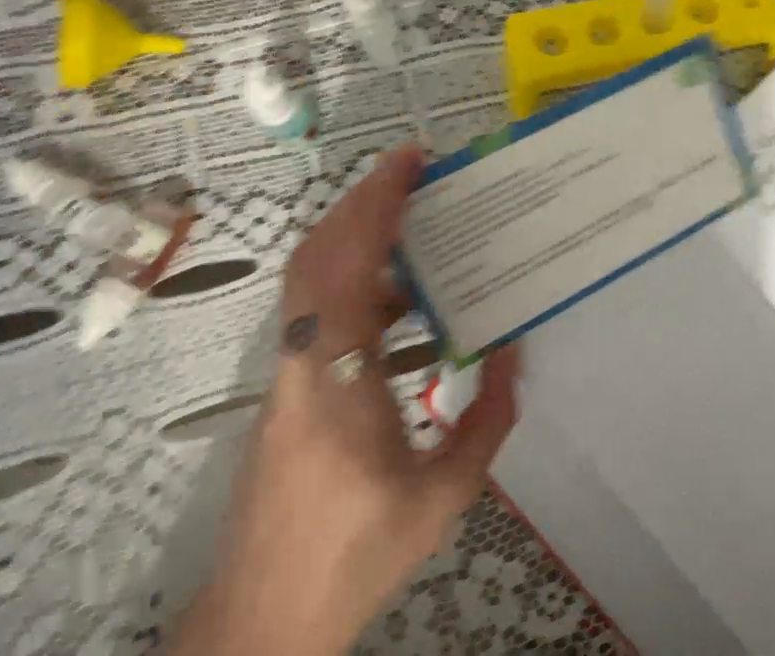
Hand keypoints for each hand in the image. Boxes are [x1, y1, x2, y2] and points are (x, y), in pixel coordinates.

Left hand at [170, 145, 520, 655]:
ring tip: (416, 219)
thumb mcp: (443, 497)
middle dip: (362, 202)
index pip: (343, 271)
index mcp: (337, 388)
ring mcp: (284, 376)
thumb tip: (511, 350)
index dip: (374, 208)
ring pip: (307, 279)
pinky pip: (315, 310)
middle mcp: (300, 367)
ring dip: (356, 234)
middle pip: (314, 257)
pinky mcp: (285, 388)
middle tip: (417, 171)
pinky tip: (401, 294)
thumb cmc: (356, 556)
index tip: (411, 163)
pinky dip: (352, 276)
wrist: (264, 614)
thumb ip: (486, 419)